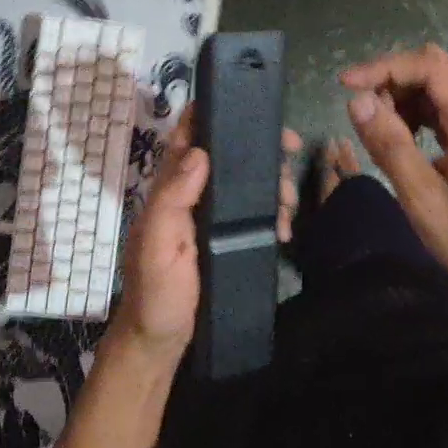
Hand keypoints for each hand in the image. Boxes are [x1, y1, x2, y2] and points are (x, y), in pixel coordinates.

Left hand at [106, 107, 300, 363]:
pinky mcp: (225, 237)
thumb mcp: (159, 245)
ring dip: (273, 183)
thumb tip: (200, 151)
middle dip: (260, 149)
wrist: (163, 340)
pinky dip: (273, 212)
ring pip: (246, 182)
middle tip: (291, 151)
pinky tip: (285, 227)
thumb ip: (173, 198)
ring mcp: (209, 216)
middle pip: (227, 154)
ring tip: (289, 204)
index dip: (214, 113)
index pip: (188, 136)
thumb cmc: (157, 293)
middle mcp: (189, 195)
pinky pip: (254, 212)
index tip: (252, 106)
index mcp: (169, 189)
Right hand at [339, 44, 447, 279]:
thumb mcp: (418, 195)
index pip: (432, 69)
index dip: (385, 69)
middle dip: (391, 78)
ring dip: (401, 93)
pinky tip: (399, 133)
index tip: (345, 85)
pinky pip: (443, 98)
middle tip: (360, 107)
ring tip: (379, 128)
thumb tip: (356, 101)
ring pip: (437, 79)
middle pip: (436, 65)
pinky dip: (414, 107)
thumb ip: (389, 144)